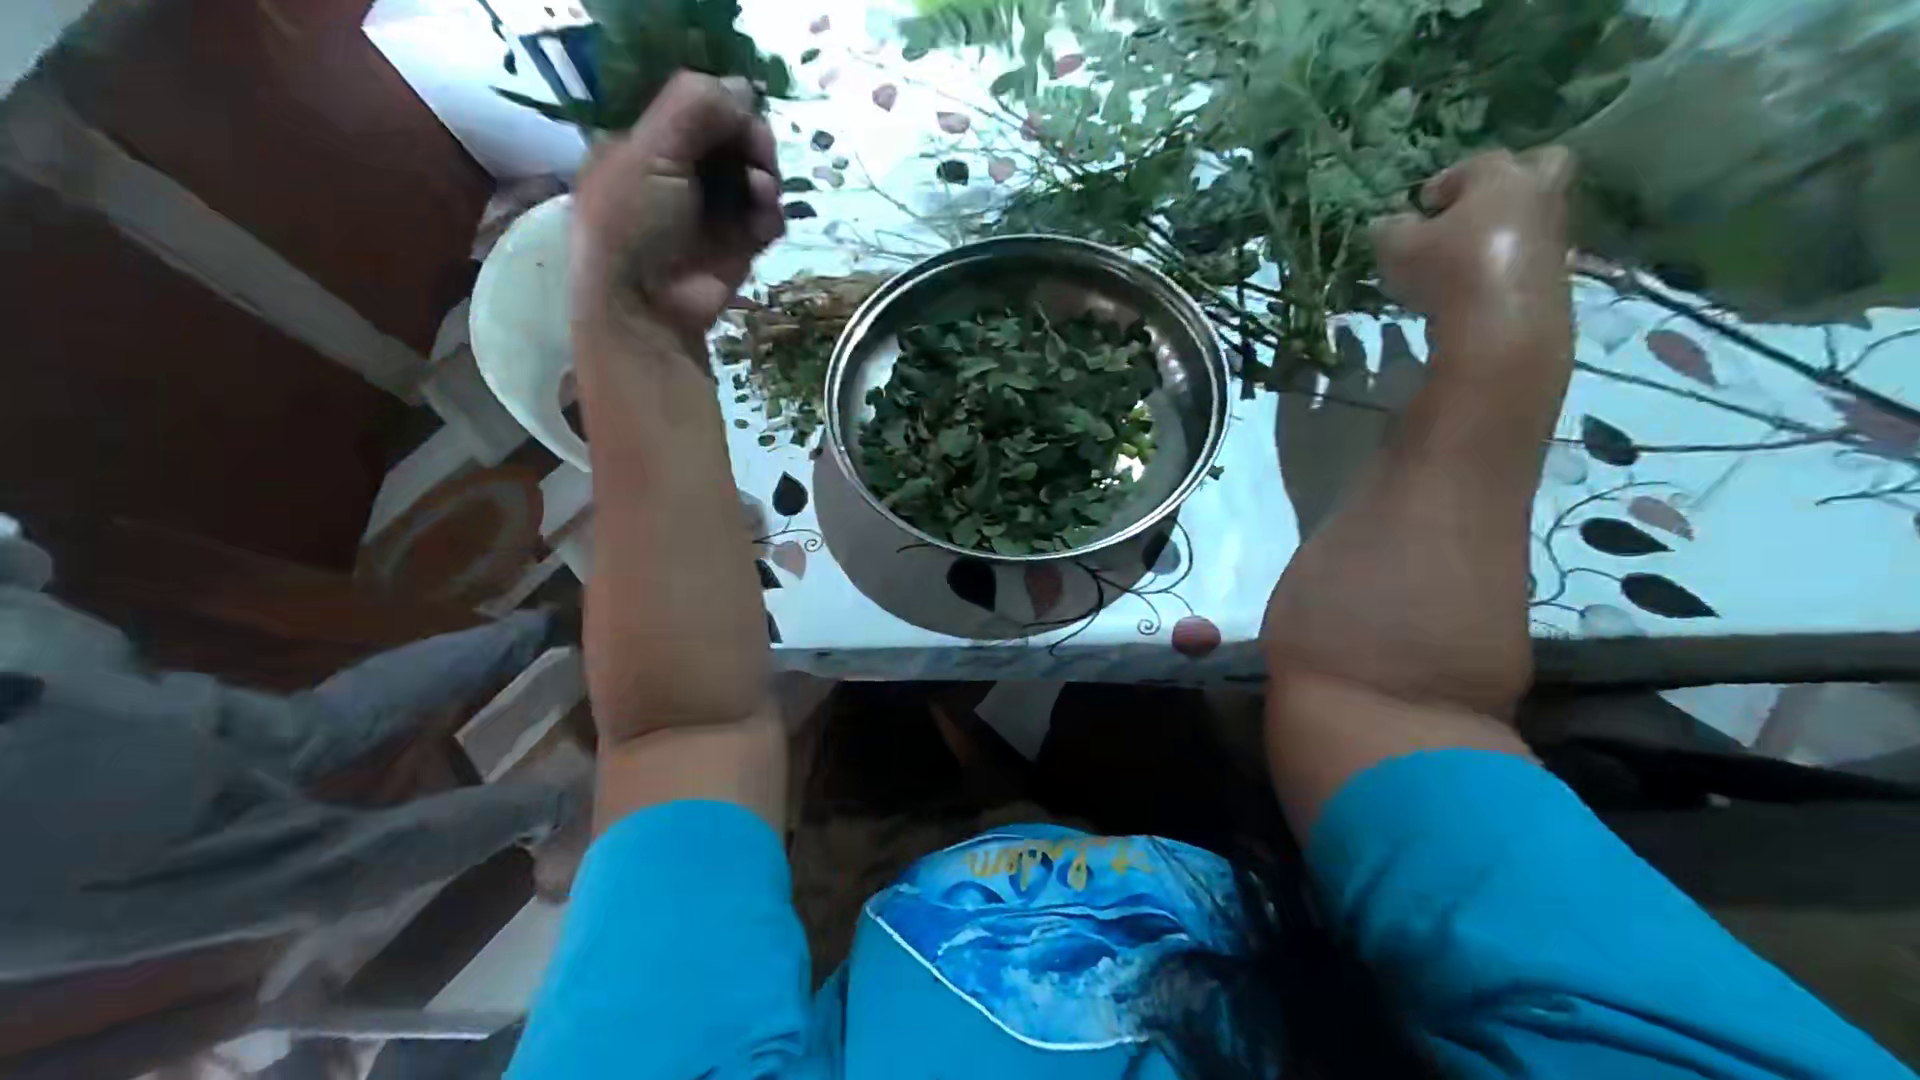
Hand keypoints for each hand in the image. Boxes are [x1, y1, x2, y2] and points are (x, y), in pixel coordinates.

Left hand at [569, 71, 784, 359]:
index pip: (698, 109)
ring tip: (762, 194)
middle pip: (734, 140)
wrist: (647, 306)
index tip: (740, 113)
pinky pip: (767, 220)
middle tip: (760, 155)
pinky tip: (765, 223)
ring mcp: (712, 212)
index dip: (726, 108)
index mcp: (648, 143)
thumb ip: (695, 107)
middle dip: (753, 143)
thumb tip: (744, 85)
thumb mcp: (649, 150)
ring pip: (755, 178)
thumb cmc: (633, 223)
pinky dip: (771, 218)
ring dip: (766, 181)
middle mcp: (681, 173)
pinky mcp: (738, 246)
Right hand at [1370, 147, 1575, 366]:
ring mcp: (1553, 231)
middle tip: (1468, 210)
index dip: (1441, 183)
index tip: (1419, 206)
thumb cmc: (1446, 272)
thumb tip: (1387, 222)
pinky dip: (1506, 258)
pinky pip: (1529, 250)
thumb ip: (1389, 229)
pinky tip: (1476, 281)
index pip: (1471, 165)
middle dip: (1504, 182)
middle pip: (1535, 167)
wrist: (1500, 325)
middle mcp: (1537, 193)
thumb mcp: (1396, 249)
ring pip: (1530, 212)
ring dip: (1501, 226)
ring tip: (1461, 255)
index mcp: (1501, 177)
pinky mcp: (1557, 269)